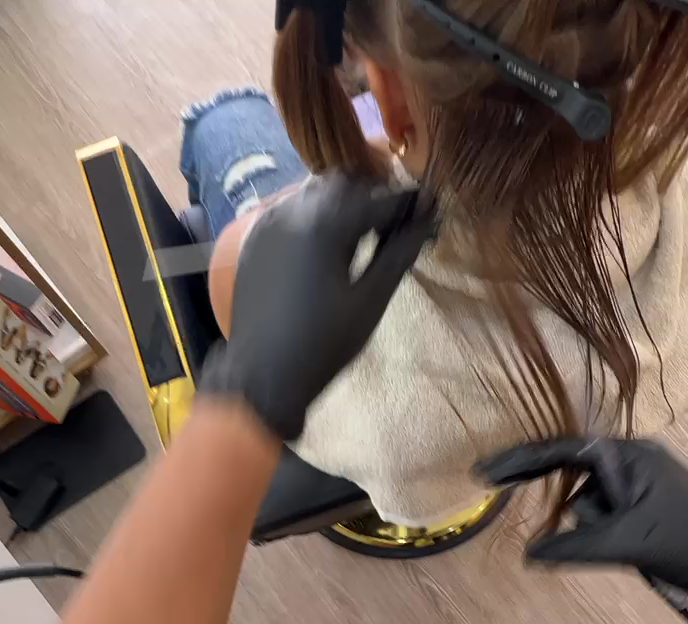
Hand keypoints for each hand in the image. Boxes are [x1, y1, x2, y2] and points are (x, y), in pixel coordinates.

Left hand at [200, 173, 434, 440]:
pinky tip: (328, 247)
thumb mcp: (370, 301)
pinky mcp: (255, 239)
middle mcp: (294, 209)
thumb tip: (427, 220)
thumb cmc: (324, 345)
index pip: (380, 199)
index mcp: (326, 223)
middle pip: (346, 183)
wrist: (263, 375)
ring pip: (316, 193)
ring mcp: (269, 222)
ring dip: (344, 204)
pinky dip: (317, 218)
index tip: (431, 209)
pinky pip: (293, 211)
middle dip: (375, 195)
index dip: (410, 203)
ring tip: (363, 236)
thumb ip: (399, 253)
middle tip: (397, 222)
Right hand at [477, 438, 687, 623]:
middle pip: (576, 477)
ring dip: (593, 528)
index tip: (483, 475)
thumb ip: (573, 546)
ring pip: (591, 501)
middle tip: (542, 520)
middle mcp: (633, 458)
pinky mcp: (647, 501)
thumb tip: (528, 553)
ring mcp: (642, 479)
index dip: (520, 461)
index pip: (563, 450)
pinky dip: (603, 532)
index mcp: (629, 455)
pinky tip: (622, 552)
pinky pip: (607, 512)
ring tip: (628, 552)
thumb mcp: (626, 545)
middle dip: (569, 509)